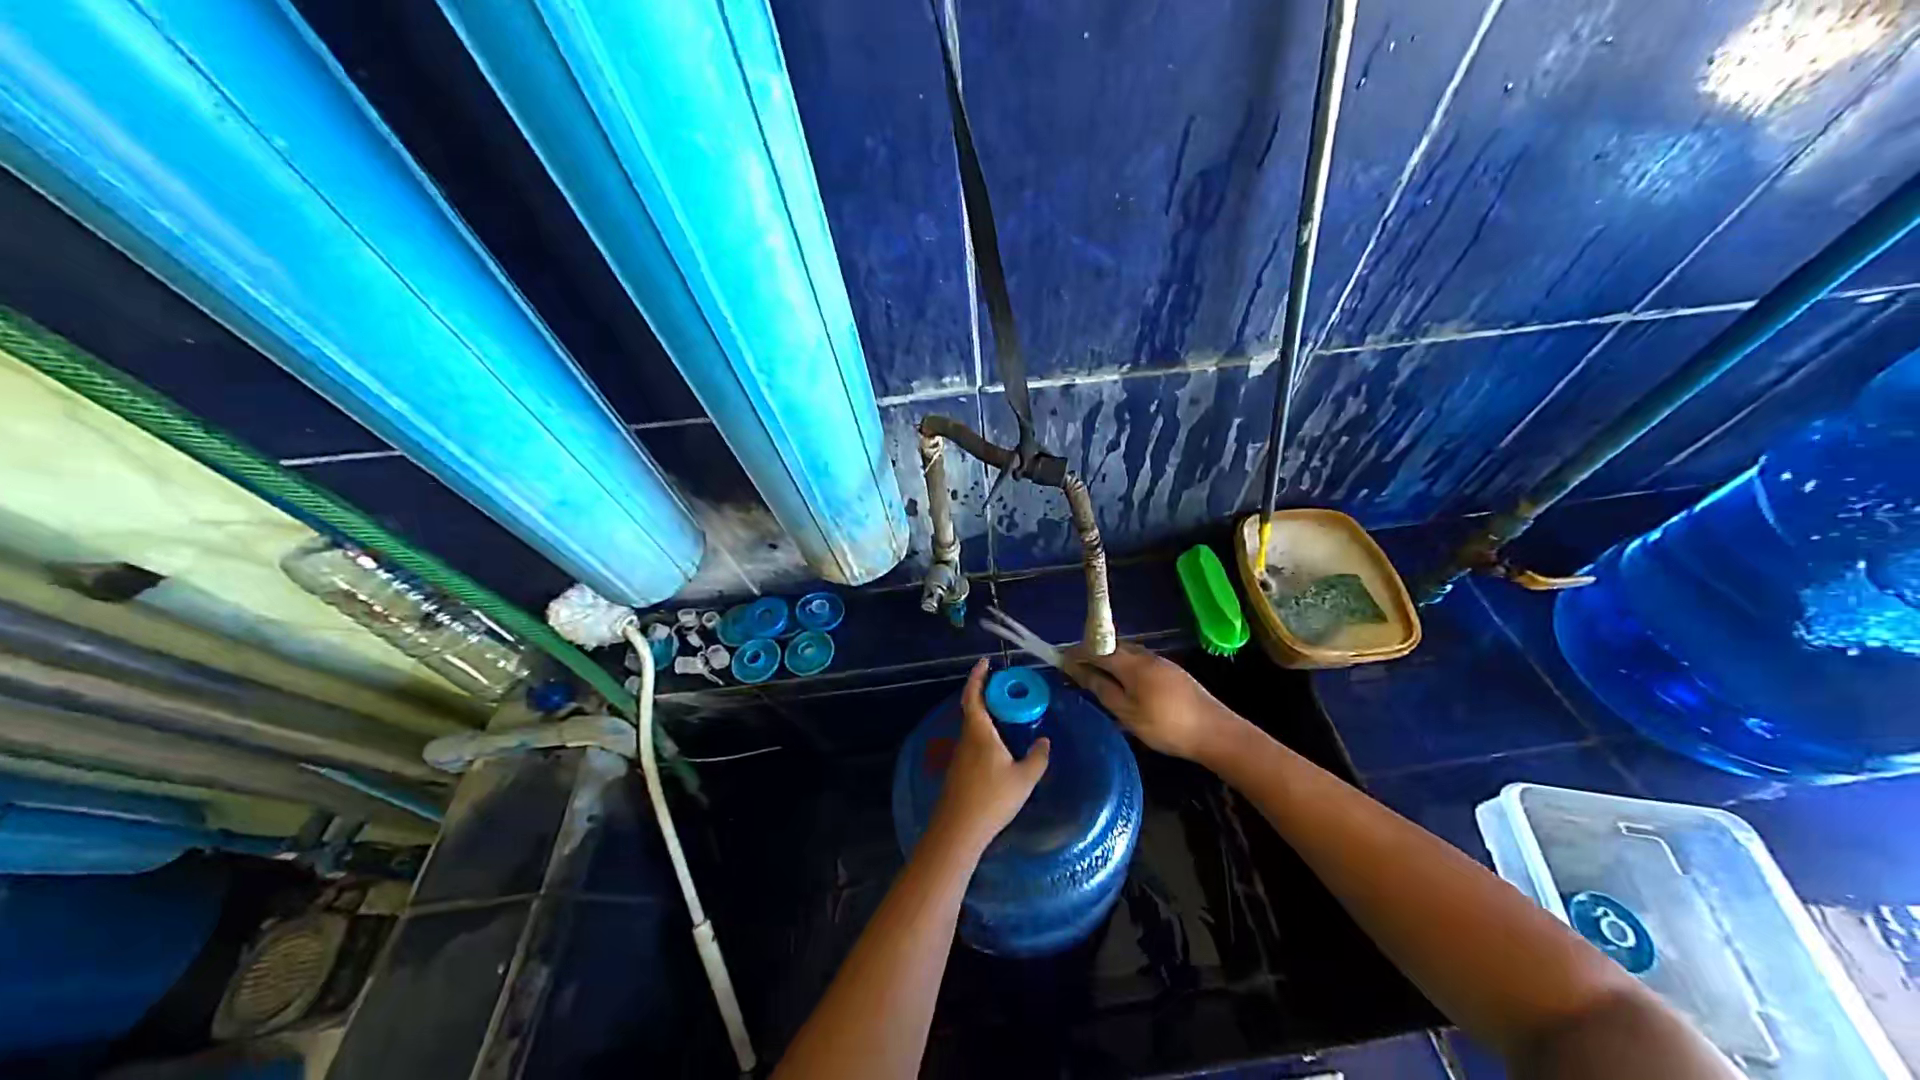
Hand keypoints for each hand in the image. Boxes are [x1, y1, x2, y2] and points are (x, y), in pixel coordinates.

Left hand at [929, 659, 1050, 850]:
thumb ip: (1037, 757)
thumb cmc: (992, 799)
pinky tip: (999, 744)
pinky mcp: (959, 769)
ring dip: (987, 713)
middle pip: (972, 707)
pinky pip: (973, 740)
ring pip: (973, 725)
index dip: (978, 676)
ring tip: (1007, 712)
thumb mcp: (1024, 778)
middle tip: (1005, 686)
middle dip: (986, 692)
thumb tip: (1044, 741)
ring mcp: (959, 754)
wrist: (959, 829)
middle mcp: (966, 737)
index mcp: (979, 731)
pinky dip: (985, 731)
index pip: (973, 694)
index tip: (986, 662)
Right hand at [1064, 642, 1243, 763]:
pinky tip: (1124, 683)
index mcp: (1132, 663)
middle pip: (1113, 647)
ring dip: (1109, 659)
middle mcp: (1146, 656)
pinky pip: (1140, 662)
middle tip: (1075, 669)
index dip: (1077, 652)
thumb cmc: (1165, 726)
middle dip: (1092, 653)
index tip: (1060, 659)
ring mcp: (1162, 662)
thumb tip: (1078, 669)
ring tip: (1096, 677)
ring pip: (1128, 653)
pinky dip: (1125, 667)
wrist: (1215, 733)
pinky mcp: (1172, 672)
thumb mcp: (1127, 712)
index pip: (1097, 648)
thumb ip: (1101, 688)